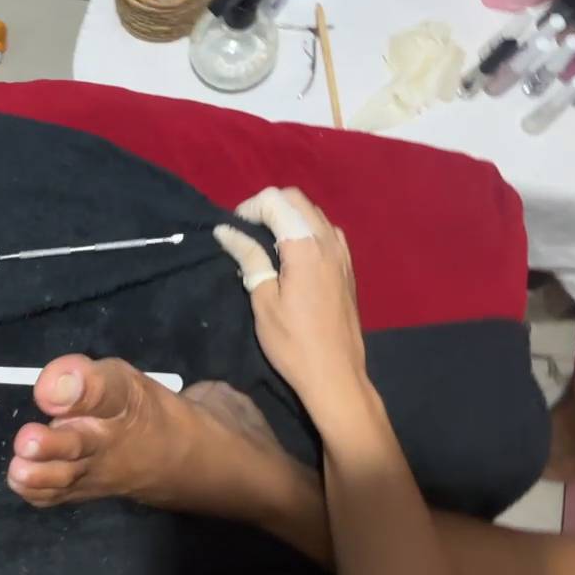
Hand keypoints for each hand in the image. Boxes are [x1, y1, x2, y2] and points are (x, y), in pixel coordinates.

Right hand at [213, 187, 370, 415]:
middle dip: (268, 206)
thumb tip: (227, 230)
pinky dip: (306, 230)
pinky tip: (292, 256)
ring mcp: (343, 253)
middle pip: (297, 199)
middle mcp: (328, 241)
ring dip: (288, 217)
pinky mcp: (348, 267)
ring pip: (313, 213)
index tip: (234, 231)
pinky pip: (326, 231)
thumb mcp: (263, 300)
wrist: (335, 374)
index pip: (276, 201)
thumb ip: (249, 258)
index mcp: (305, 247)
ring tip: (267, 244)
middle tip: (246, 232)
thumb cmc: (293, 342)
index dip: (250, 208)